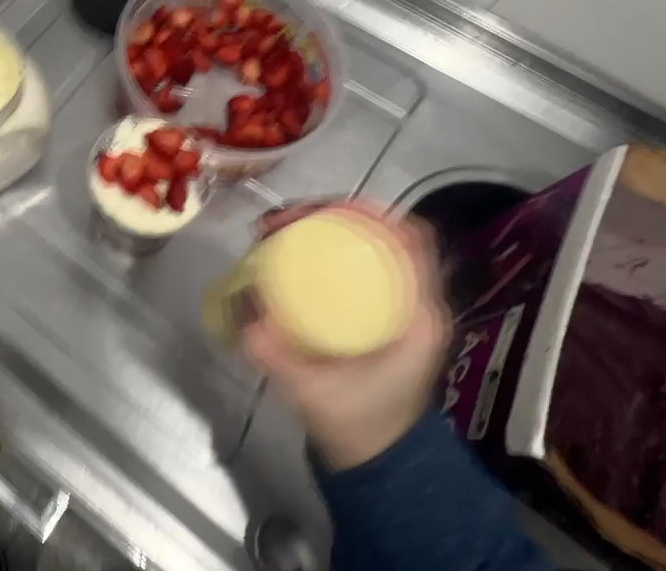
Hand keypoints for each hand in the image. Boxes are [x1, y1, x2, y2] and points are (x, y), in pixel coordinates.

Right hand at [240, 202, 450, 470]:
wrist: (377, 456)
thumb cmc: (359, 423)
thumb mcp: (317, 395)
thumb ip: (283, 361)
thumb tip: (249, 322)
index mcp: (416, 314)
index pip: (411, 241)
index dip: (373, 215)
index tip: (325, 209)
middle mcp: (411, 298)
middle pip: (380, 232)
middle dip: (331, 213)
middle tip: (283, 219)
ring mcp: (393, 301)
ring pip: (363, 242)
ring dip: (322, 225)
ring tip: (276, 227)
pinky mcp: (373, 307)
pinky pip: (352, 261)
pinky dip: (321, 246)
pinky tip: (286, 247)